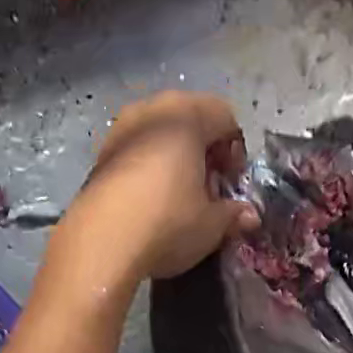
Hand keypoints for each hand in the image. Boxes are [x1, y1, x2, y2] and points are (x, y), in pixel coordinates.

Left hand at [65, 91, 259, 281]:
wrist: (103, 241)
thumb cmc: (169, 223)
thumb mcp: (212, 225)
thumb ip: (234, 214)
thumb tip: (249, 215)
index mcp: (185, 117)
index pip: (224, 116)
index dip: (236, 150)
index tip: (234, 182)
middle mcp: (151, 110)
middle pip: (191, 118)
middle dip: (207, 151)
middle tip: (212, 189)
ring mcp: (122, 128)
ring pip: (162, 132)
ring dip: (179, 159)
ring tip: (184, 198)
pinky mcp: (102, 153)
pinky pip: (140, 149)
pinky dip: (154, 167)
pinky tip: (157, 202)